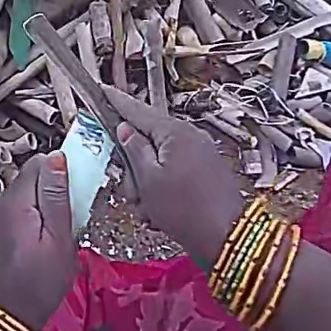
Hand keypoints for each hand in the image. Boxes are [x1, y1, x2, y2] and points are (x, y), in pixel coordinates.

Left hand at [0, 152, 76, 329]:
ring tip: (55, 235)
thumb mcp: (58, 240)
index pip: (39, 162)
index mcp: (15, 200)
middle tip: (69, 219)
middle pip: (31, 177)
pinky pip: (15, 211)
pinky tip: (38, 242)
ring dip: (41, 205)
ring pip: (25, 194)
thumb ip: (57, 196)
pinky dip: (29, 219)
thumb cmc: (37, 284)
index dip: (61, 172)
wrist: (2, 322)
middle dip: (52, 190)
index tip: (76, 192)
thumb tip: (57, 156)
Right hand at [108, 88, 247, 263]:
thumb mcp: (149, 180)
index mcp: (174, 131)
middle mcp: (189, 135)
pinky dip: (162, 189)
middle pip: (147, 138)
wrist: (228, 239)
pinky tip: (160, 213)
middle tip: (133, 190)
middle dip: (134, 165)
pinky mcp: (204, 170)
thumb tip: (124, 128)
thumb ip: (133, 149)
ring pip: (157, 159)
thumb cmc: (186, 210)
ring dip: (147, 183)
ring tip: (150, 209)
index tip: (101, 90)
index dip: (116, 101)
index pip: (137, 110)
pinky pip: (172, 171)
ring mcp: (198, 152)